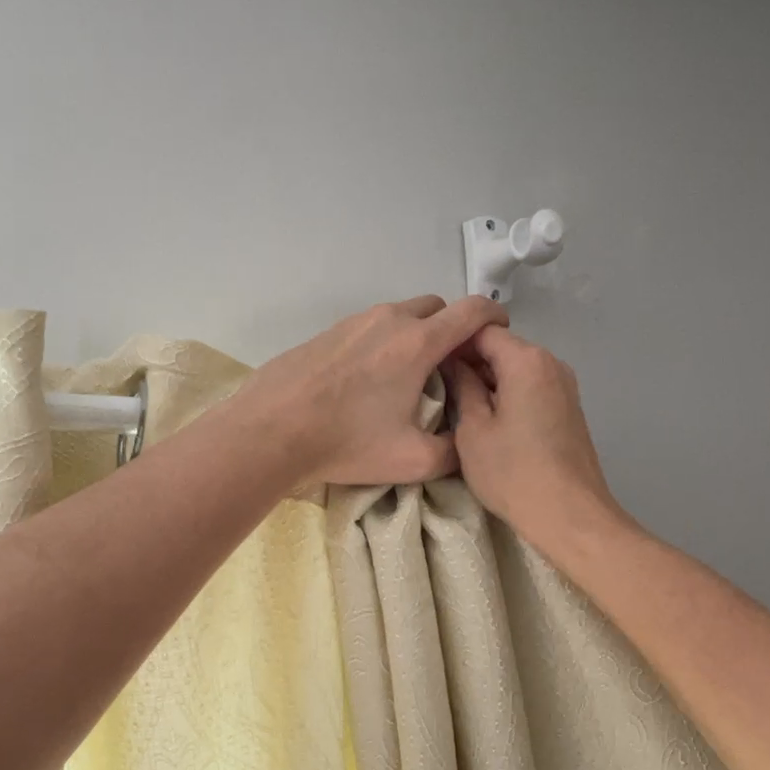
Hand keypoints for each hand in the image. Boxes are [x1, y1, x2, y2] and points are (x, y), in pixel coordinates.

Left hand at [243, 294, 506, 485]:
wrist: (270, 431)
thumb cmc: (347, 443)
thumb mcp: (413, 460)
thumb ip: (454, 451)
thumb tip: (466, 443)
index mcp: (418, 342)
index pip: (472, 310)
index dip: (495, 317)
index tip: (499, 335)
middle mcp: (390, 320)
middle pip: (437, 308)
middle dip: (453, 330)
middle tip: (452, 367)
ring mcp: (354, 321)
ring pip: (402, 316)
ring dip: (417, 336)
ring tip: (410, 378)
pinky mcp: (328, 332)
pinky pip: (371, 328)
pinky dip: (386, 343)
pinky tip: (370, 382)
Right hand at [444, 327, 622, 542]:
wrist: (570, 515)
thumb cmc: (513, 472)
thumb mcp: (473, 430)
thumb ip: (461, 387)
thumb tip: (453, 364)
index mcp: (527, 360)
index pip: (482, 330)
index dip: (452, 342)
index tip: (427, 362)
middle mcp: (551, 363)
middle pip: (503, 348)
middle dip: (470, 361)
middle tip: (438, 386)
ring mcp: (565, 387)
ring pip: (517, 370)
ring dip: (489, 381)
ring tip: (460, 405)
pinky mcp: (569, 410)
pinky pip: (532, 389)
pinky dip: (509, 395)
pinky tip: (490, 421)